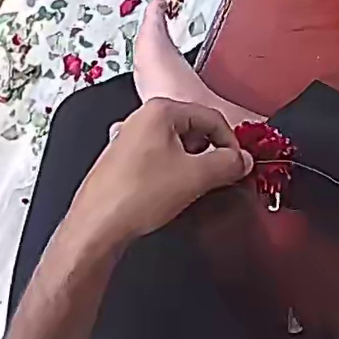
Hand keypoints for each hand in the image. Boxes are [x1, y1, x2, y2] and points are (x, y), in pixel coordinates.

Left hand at [65, 99, 252, 248]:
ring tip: (194, 186)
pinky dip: (171, 170)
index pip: (211, 118)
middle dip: (210, 153)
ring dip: (192, 163)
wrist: (96, 228)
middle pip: (194, 128)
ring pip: (176, 144)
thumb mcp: (196, 176)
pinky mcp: (121, 159)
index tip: (238, 164)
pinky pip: (158, 157)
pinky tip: (170, 191)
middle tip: (219, 176)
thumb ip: (228, 163)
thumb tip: (243, 160)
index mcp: (160, 110)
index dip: (231, 142)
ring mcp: (129, 137)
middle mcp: (142, 118)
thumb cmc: (139, 196)